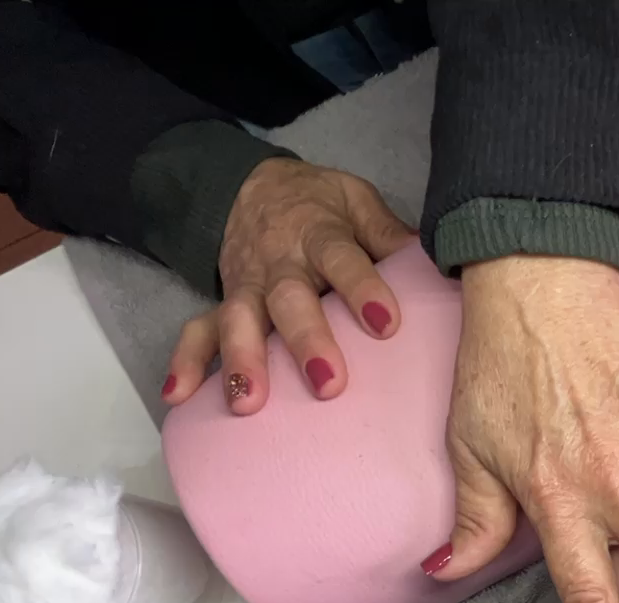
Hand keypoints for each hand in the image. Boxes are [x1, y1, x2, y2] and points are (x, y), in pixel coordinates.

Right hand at [161, 159, 416, 413]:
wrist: (253, 184)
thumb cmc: (322, 206)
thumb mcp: (357, 202)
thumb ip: (388, 233)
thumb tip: (440, 259)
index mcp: (320, 235)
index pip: (343, 260)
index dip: (362, 289)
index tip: (385, 324)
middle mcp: (280, 263)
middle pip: (289, 302)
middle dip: (306, 342)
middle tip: (329, 384)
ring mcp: (247, 286)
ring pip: (241, 321)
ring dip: (243, 362)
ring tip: (249, 403)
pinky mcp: (225, 303)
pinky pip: (197, 330)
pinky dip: (186, 361)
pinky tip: (178, 396)